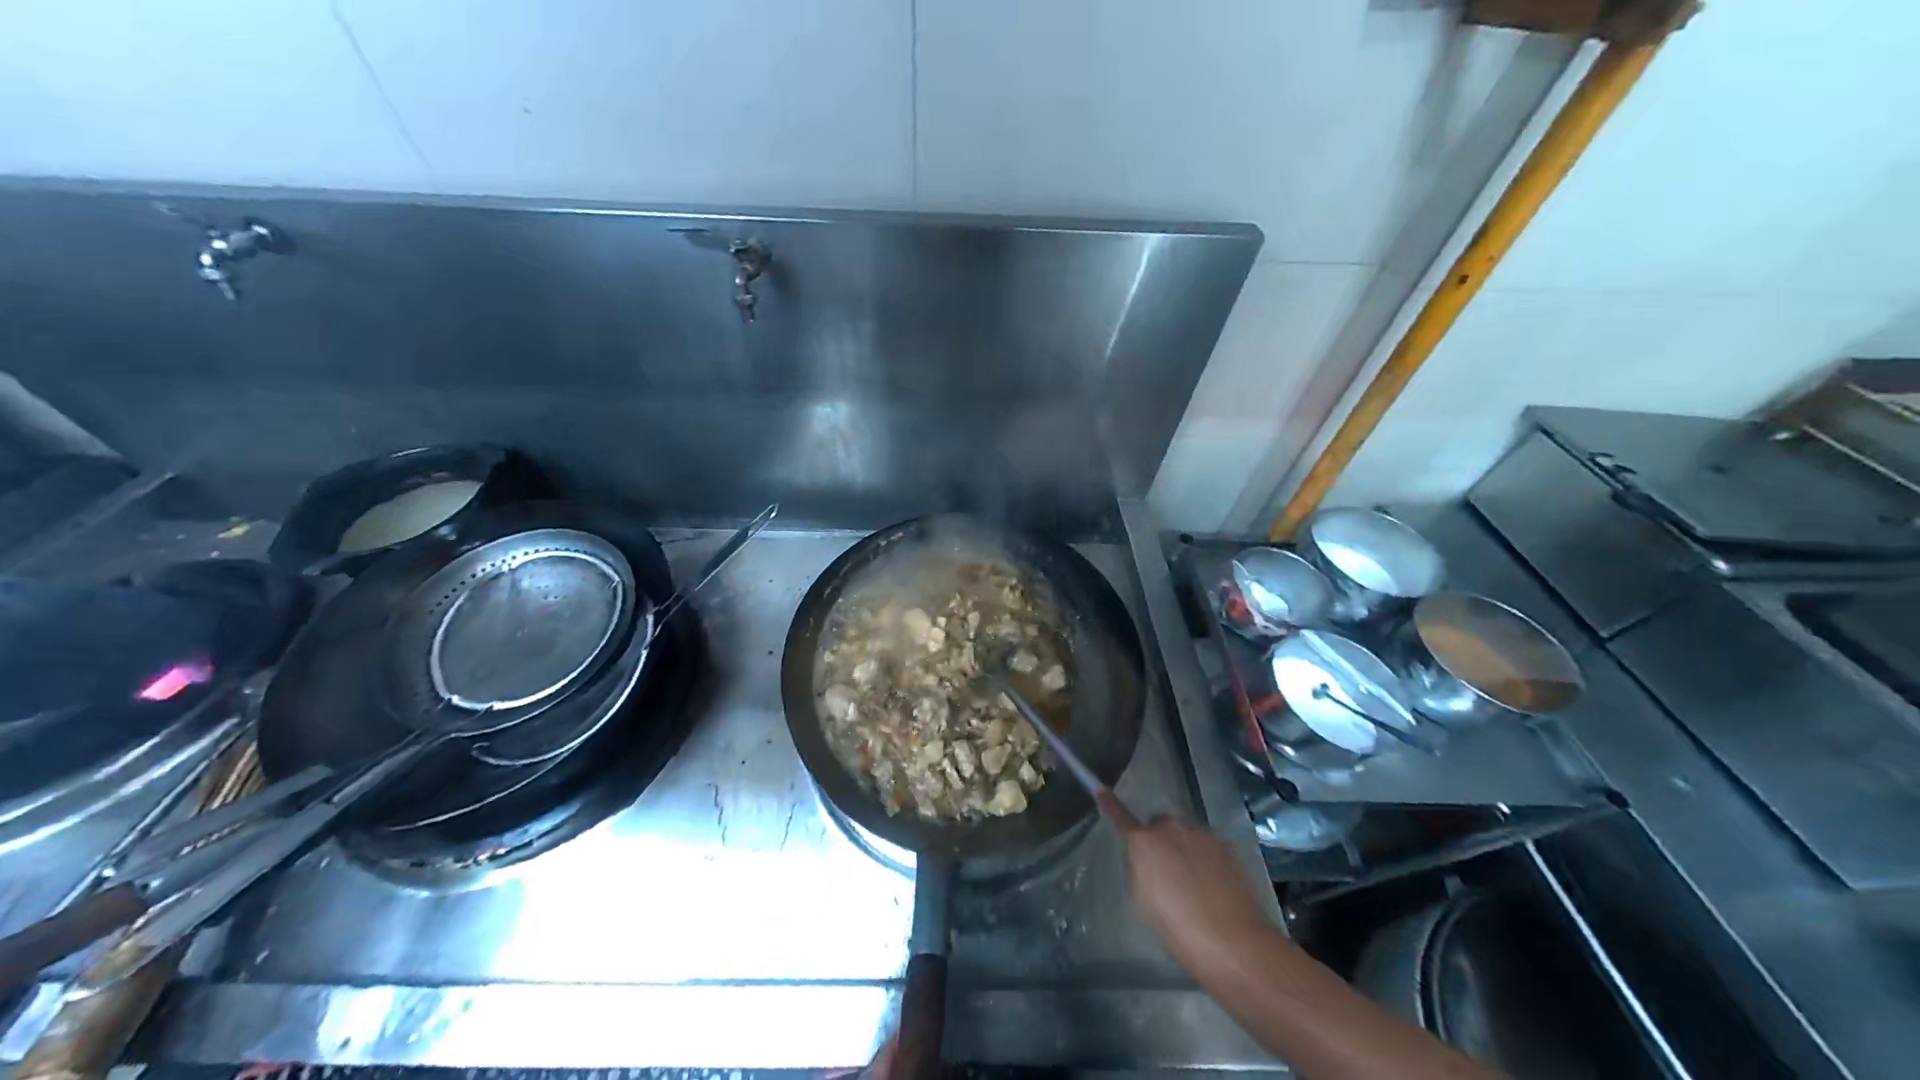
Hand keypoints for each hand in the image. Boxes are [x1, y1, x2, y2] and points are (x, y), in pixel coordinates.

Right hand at [1115, 814, 1274, 974]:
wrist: (1233, 942)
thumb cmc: (1178, 928)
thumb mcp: (1142, 900)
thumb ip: (1138, 868)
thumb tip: (1144, 857)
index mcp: (1144, 841)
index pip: (1121, 816)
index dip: (1110, 804)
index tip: (1101, 790)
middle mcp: (1171, 828)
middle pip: (1158, 824)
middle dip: (1158, 840)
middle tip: (1164, 872)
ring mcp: (1202, 833)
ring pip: (1184, 833)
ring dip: (1183, 847)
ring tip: (1193, 882)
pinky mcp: (1226, 844)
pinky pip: (1206, 843)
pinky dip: (1204, 856)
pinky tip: (1212, 884)